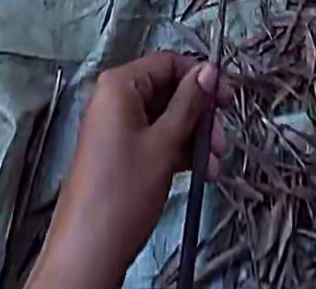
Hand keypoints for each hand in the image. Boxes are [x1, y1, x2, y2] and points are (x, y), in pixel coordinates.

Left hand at [28, 52, 225, 288]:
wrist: (89, 252)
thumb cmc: (123, 192)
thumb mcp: (163, 143)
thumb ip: (188, 103)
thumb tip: (208, 70)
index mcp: (119, 85)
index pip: (167, 62)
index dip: (199, 76)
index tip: (226, 96)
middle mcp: (115, 99)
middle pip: (168, 91)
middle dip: (199, 115)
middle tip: (221, 139)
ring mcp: (117, 126)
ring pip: (166, 117)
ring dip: (194, 137)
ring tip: (214, 165)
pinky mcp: (121, 152)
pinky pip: (156, 138)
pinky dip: (179, 151)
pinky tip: (201, 172)